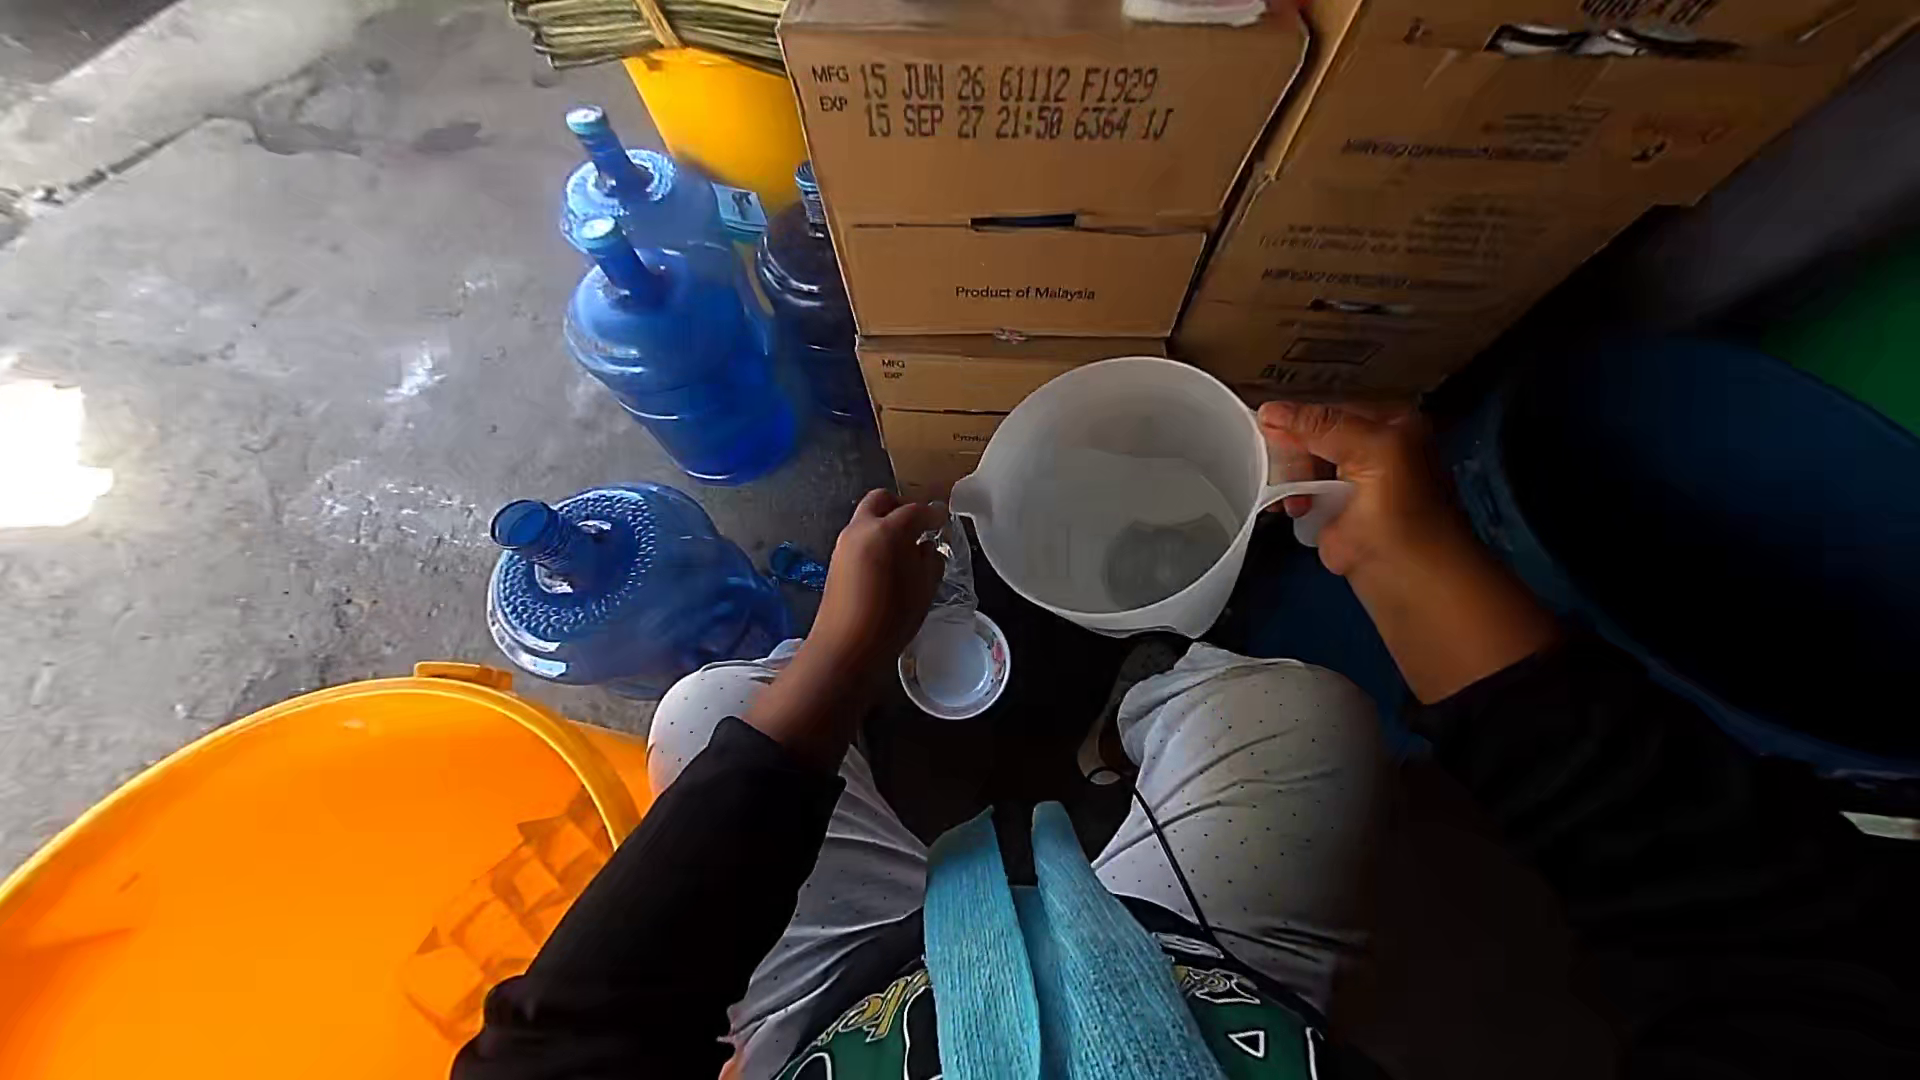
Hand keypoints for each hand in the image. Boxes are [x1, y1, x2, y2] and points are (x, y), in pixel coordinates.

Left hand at [804, 489, 946, 678]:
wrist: (846, 647)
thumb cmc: (893, 617)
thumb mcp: (925, 588)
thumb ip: (930, 560)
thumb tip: (926, 548)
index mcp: (888, 530)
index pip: (916, 510)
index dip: (934, 515)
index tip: (943, 522)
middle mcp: (862, 528)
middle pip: (882, 500)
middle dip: (902, 507)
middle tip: (919, 526)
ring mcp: (844, 543)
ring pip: (867, 517)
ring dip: (886, 523)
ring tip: (904, 548)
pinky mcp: (835, 560)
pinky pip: (859, 537)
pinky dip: (874, 539)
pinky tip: (887, 564)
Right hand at [1259, 401, 1557, 701]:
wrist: (1402, 571)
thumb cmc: (1397, 506)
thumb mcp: (1370, 450)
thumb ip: (1321, 425)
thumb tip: (1267, 409)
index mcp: (1386, 423)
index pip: (1327, 408)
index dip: (1296, 419)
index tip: (1266, 431)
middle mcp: (1366, 445)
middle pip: (1308, 436)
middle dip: (1292, 455)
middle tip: (1288, 477)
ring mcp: (1345, 478)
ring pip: (1297, 463)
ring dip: (1288, 480)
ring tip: (1293, 502)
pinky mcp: (1327, 506)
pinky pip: (1295, 488)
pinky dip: (1287, 497)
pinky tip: (1290, 509)